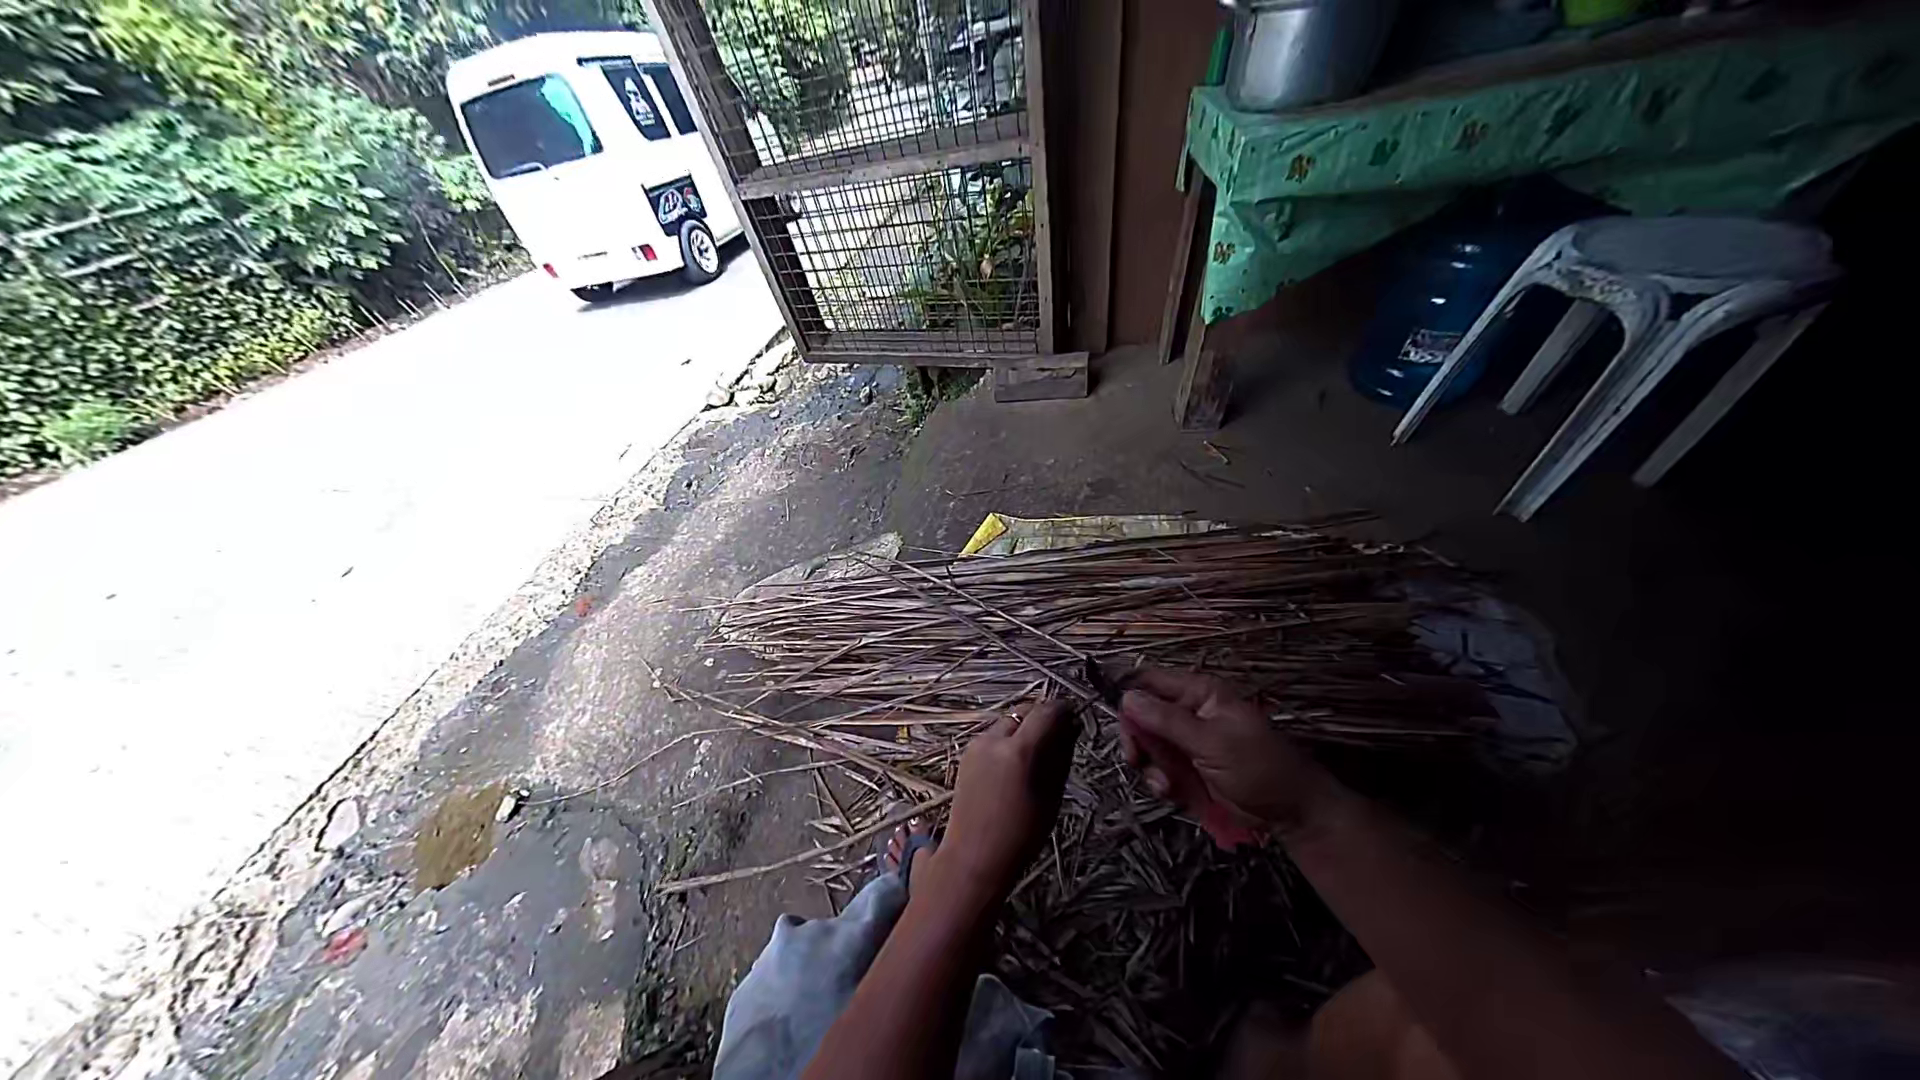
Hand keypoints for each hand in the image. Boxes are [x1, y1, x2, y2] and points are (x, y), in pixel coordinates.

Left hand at [933, 699, 1079, 910]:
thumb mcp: (1051, 796)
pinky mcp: (966, 754)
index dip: (1063, 710)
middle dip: (1043, 717)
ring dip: (1025, 728)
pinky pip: (994, 736)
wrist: (973, 857)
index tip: (1074, 716)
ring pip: (1008, 722)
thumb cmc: (1021, 835)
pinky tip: (1015, 765)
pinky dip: (1009, 739)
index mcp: (1019, 750)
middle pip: (1024, 711)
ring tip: (1038, 754)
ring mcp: (977, 745)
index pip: (1046, 712)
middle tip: (1059, 736)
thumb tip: (1071, 728)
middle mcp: (994, 739)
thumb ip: (1061, 756)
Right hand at [1119, 668, 1336, 842]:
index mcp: (1199, 694)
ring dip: (1149, 765)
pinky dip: (1159, 782)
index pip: (1151, 681)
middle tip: (1136, 757)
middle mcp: (1188, 714)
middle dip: (1136, 738)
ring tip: (1165, 783)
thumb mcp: (1212, 741)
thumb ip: (1166, 720)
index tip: (1113, 714)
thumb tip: (1126, 697)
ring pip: (1146, 746)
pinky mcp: (1186, 771)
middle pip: (1141, 715)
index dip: (1128, 692)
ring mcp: (1186, 743)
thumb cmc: (1260, 768)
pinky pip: (1157, 770)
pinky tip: (1172, 792)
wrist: (1292, 815)